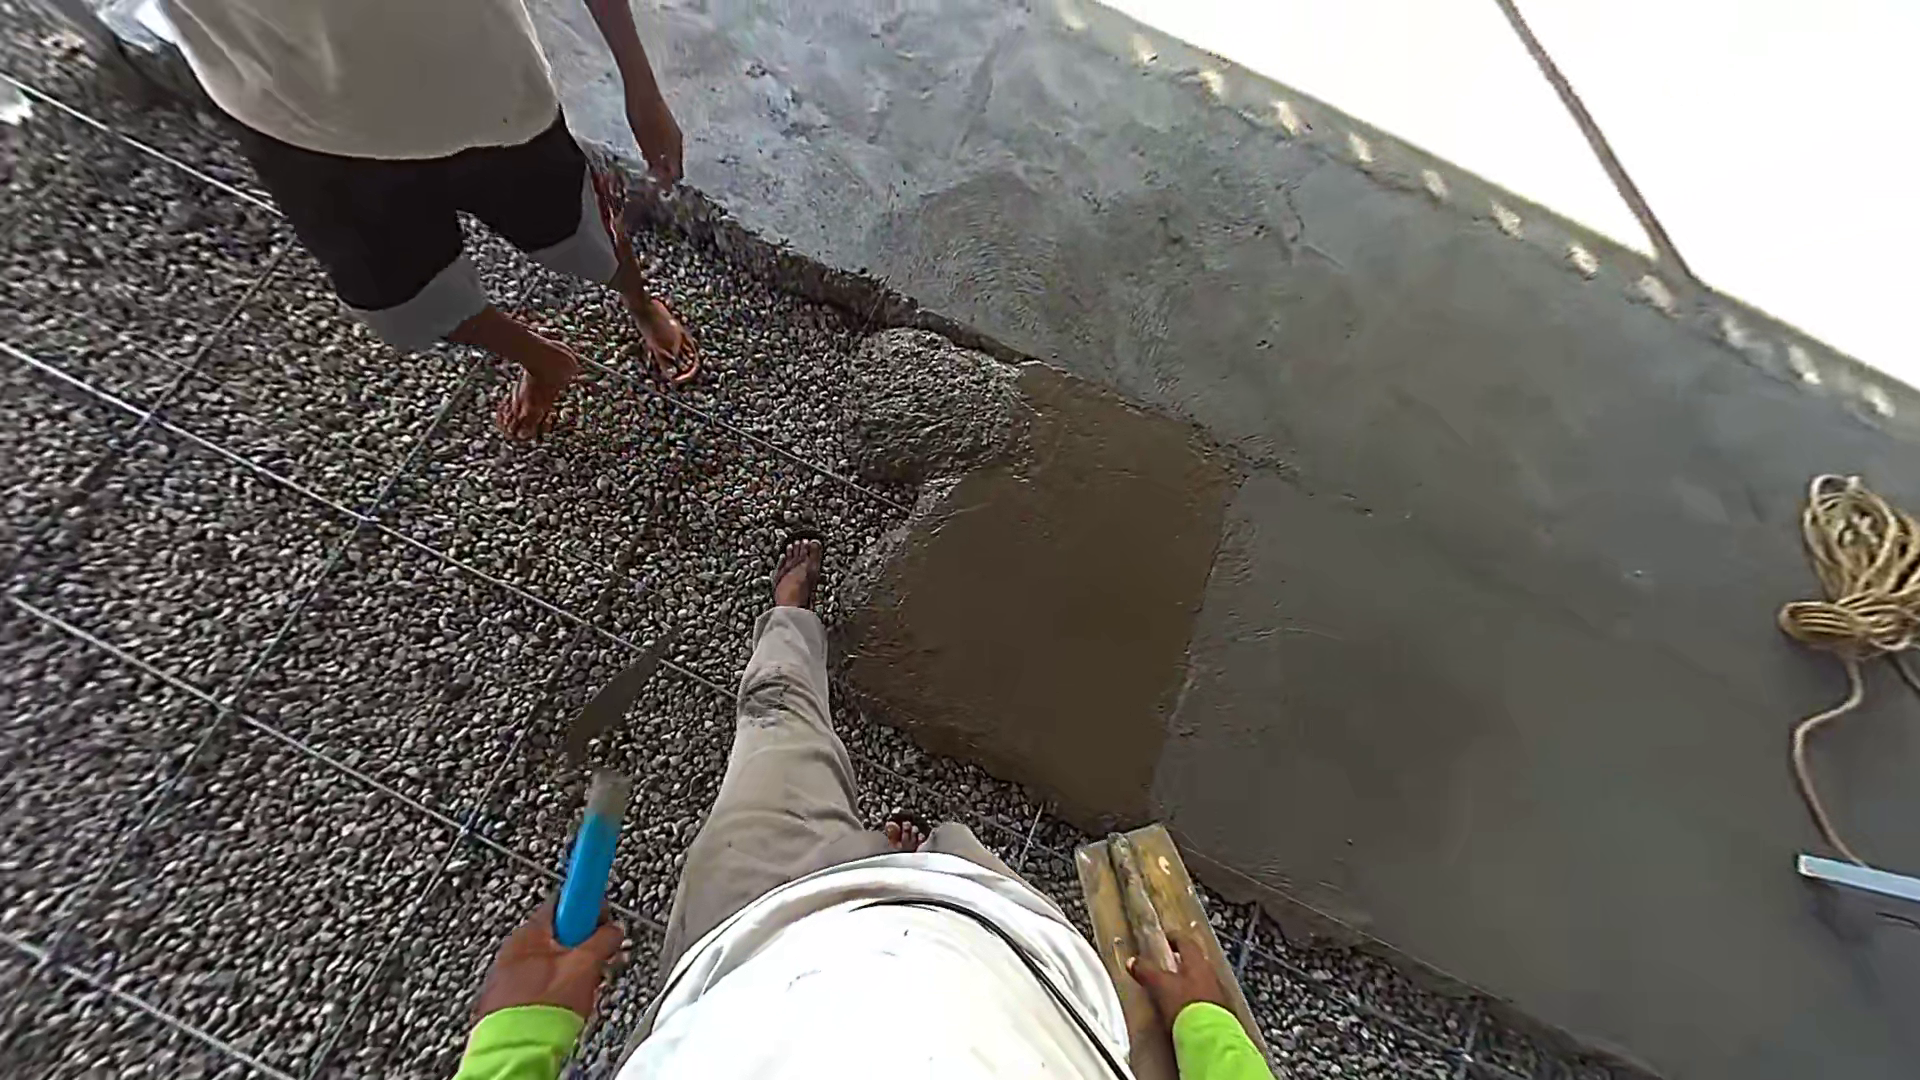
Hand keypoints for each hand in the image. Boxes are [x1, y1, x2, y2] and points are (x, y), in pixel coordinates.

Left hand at [472, 901, 625, 1022]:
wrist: (516, 1059)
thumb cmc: (544, 1010)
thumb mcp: (587, 963)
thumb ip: (606, 937)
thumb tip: (615, 928)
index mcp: (528, 935)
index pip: (564, 900)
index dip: (588, 906)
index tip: (602, 912)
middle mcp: (514, 953)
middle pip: (563, 932)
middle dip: (587, 943)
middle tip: (600, 957)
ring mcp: (509, 979)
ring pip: (555, 959)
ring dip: (577, 967)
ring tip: (589, 984)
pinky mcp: (511, 1003)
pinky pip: (545, 982)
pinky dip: (562, 986)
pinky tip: (573, 999)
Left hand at [627, 89, 682, 184]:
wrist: (640, 84)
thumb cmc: (641, 112)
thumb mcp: (645, 141)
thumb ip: (655, 163)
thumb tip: (664, 183)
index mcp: (674, 148)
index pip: (675, 174)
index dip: (668, 184)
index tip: (659, 191)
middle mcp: (677, 141)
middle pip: (675, 166)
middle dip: (666, 175)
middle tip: (654, 181)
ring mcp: (673, 131)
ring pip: (671, 155)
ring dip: (663, 163)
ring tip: (650, 167)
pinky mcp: (666, 123)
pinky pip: (666, 144)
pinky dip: (660, 152)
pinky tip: (650, 151)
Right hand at [1128, 932, 1227, 1026]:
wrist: (1213, 1044)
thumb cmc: (1185, 1006)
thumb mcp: (1159, 986)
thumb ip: (1145, 971)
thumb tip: (1131, 961)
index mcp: (1197, 962)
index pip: (1185, 941)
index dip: (1174, 938)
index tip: (1165, 938)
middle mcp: (1211, 974)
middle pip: (1195, 961)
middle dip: (1182, 962)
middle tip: (1168, 964)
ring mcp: (1220, 996)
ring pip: (1202, 981)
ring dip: (1190, 982)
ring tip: (1175, 989)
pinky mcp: (1224, 1016)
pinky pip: (1207, 1000)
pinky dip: (1196, 1000)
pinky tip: (1188, 1009)